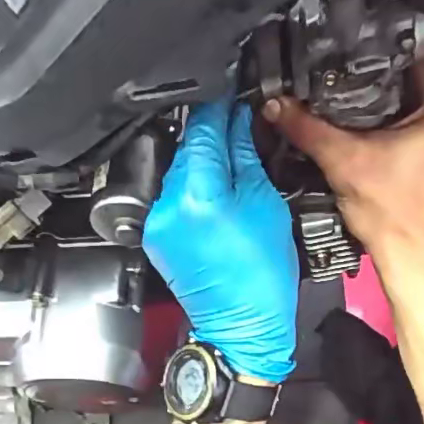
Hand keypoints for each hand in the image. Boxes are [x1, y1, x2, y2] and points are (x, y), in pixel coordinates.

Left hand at [143, 97, 298, 383]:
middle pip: (186, 148)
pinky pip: (173, 197)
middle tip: (240, 127)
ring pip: (179, 172)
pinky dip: (193, 188)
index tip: (234, 98)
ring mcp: (158, 223)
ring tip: (231, 162)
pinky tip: (215, 194)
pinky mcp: (157, 237)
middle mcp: (168, 206)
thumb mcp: (266, 206)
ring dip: (203, 162)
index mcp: (197, 195)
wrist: (243, 326)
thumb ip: (247, 159)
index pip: (203, 130)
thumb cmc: (261, 279)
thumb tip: (240, 125)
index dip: (221, 109)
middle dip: (213, 135)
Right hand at [264, 53, 423, 271]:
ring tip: (340, 80)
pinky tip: (358, 110)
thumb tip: (272, 102)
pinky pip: (416, 111)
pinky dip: (390, 110)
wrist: (406, 255)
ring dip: (380, 89)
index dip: (372, 47)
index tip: (339, 45)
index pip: (411, 49)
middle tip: (334, 61)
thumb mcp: (344, 160)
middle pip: (411, 69)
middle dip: (373, 68)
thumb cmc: (387, 208)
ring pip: (413, 91)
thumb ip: (308, 127)